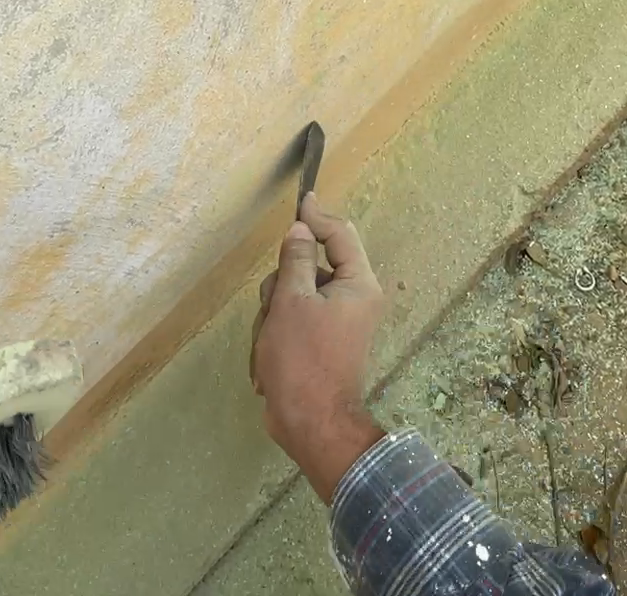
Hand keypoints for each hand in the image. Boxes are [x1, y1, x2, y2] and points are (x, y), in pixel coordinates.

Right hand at [249, 191, 387, 502]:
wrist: (309, 424)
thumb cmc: (303, 359)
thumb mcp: (292, 301)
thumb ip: (297, 259)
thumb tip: (301, 229)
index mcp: (358, 284)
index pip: (340, 234)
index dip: (317, 217)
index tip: (299, 203)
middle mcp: (354, 298)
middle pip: (312, 264)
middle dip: (284, 282)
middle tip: (274, 307)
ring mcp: (337, 321)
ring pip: (296, 292)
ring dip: (275, 311)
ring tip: (270, 341)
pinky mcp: (320, 340)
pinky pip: (294, 317)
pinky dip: (277, 330)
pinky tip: (269, 358)